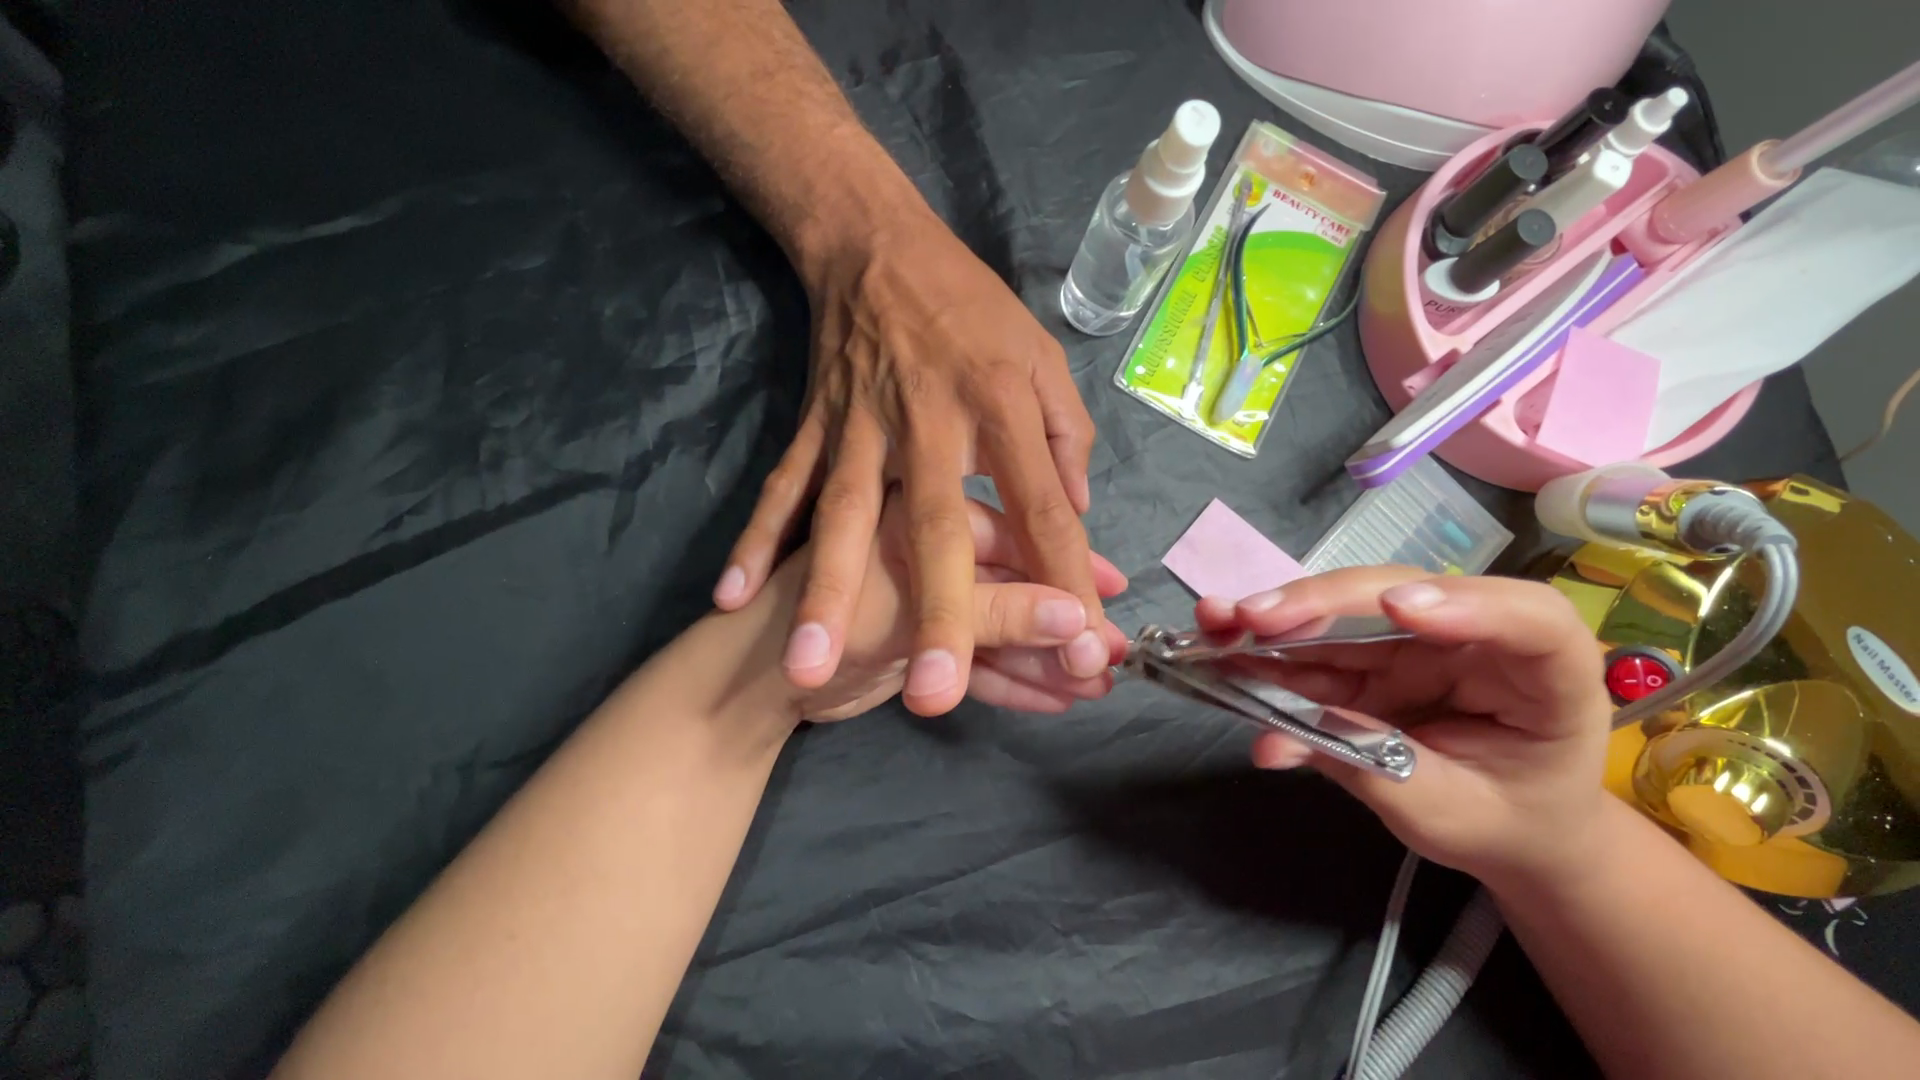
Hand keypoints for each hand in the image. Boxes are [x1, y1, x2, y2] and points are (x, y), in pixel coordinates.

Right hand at [713, 207, 1100, 716]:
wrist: (878, 247)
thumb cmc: (974, 309)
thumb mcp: (1043, 356)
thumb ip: (1065, 437)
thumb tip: (1074, 514)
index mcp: (1002, 404)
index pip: (1040, 505)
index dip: (1065, 577)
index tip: (1079, 652)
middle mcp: (930, 424)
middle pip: (936, 529)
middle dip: (937, 612)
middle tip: (935, 692)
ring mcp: (861, 427)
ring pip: (845, 520)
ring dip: (827, 596)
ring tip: (807, 670)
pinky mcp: (813, 426)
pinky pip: (784, 488)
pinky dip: (758, 540)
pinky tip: (734, 597)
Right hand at [1197, 568, 1614, 887]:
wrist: (1509, 829)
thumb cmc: (1505, 821)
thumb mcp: (1450, 813)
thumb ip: (1372, 770)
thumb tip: (1271, 741)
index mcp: (1545, 674)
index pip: (1528, 620)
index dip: (1467, 606)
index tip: (1400, 610)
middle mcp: (1475, 637)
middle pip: (1404, 595)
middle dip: (1325, 603)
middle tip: (1256, 618)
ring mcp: (1414, 641)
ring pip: (1344, 611)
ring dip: (1277, 614)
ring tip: (1217, 621)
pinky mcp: (1370, 655)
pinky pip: (1316, 644)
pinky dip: (1267, 646)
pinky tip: (1220, 643)